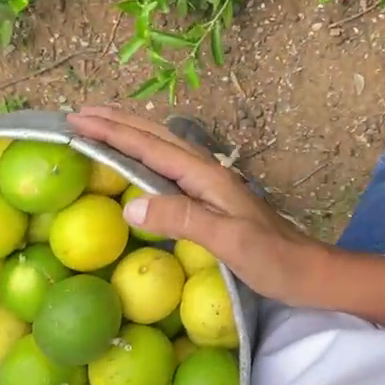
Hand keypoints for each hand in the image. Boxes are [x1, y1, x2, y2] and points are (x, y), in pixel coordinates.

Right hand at [66, 106, 331, 306]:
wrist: (308, 271)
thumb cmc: (273, 259)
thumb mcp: (229, 242)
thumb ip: (183, 219)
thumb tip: (130, 204)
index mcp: (208, 177)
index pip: (151, 147)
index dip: (112, 132)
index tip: (75, 119)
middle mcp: (208, 174)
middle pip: (156, 138)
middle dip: (116, 123)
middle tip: (77, 113)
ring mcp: (212, 186)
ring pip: (164, 149)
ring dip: (131, 134)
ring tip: (101, 125)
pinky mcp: (213, 201)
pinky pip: (171, 168)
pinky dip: (147, 155)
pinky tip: (141, 162)